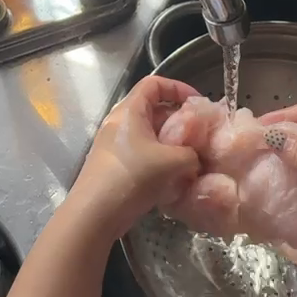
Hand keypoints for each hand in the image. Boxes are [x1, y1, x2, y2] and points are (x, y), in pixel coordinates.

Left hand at [64, 76, 201, 242]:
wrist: (95, 213)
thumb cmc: (132, 176)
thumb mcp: (171, 161)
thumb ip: (191, 154)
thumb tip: (196, 157)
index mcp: (130, 110)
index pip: (154, 83)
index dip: (177, 87)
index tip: (197, 102)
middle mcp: (121, 122)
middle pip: (154, 109)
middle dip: (179, 119)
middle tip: (201, 135)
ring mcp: (117, 144)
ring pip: (151, 134)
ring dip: (172, 143)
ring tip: (193, 158)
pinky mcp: (117, 165)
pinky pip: (145, 153)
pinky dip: (162, 160)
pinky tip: (176, 177)